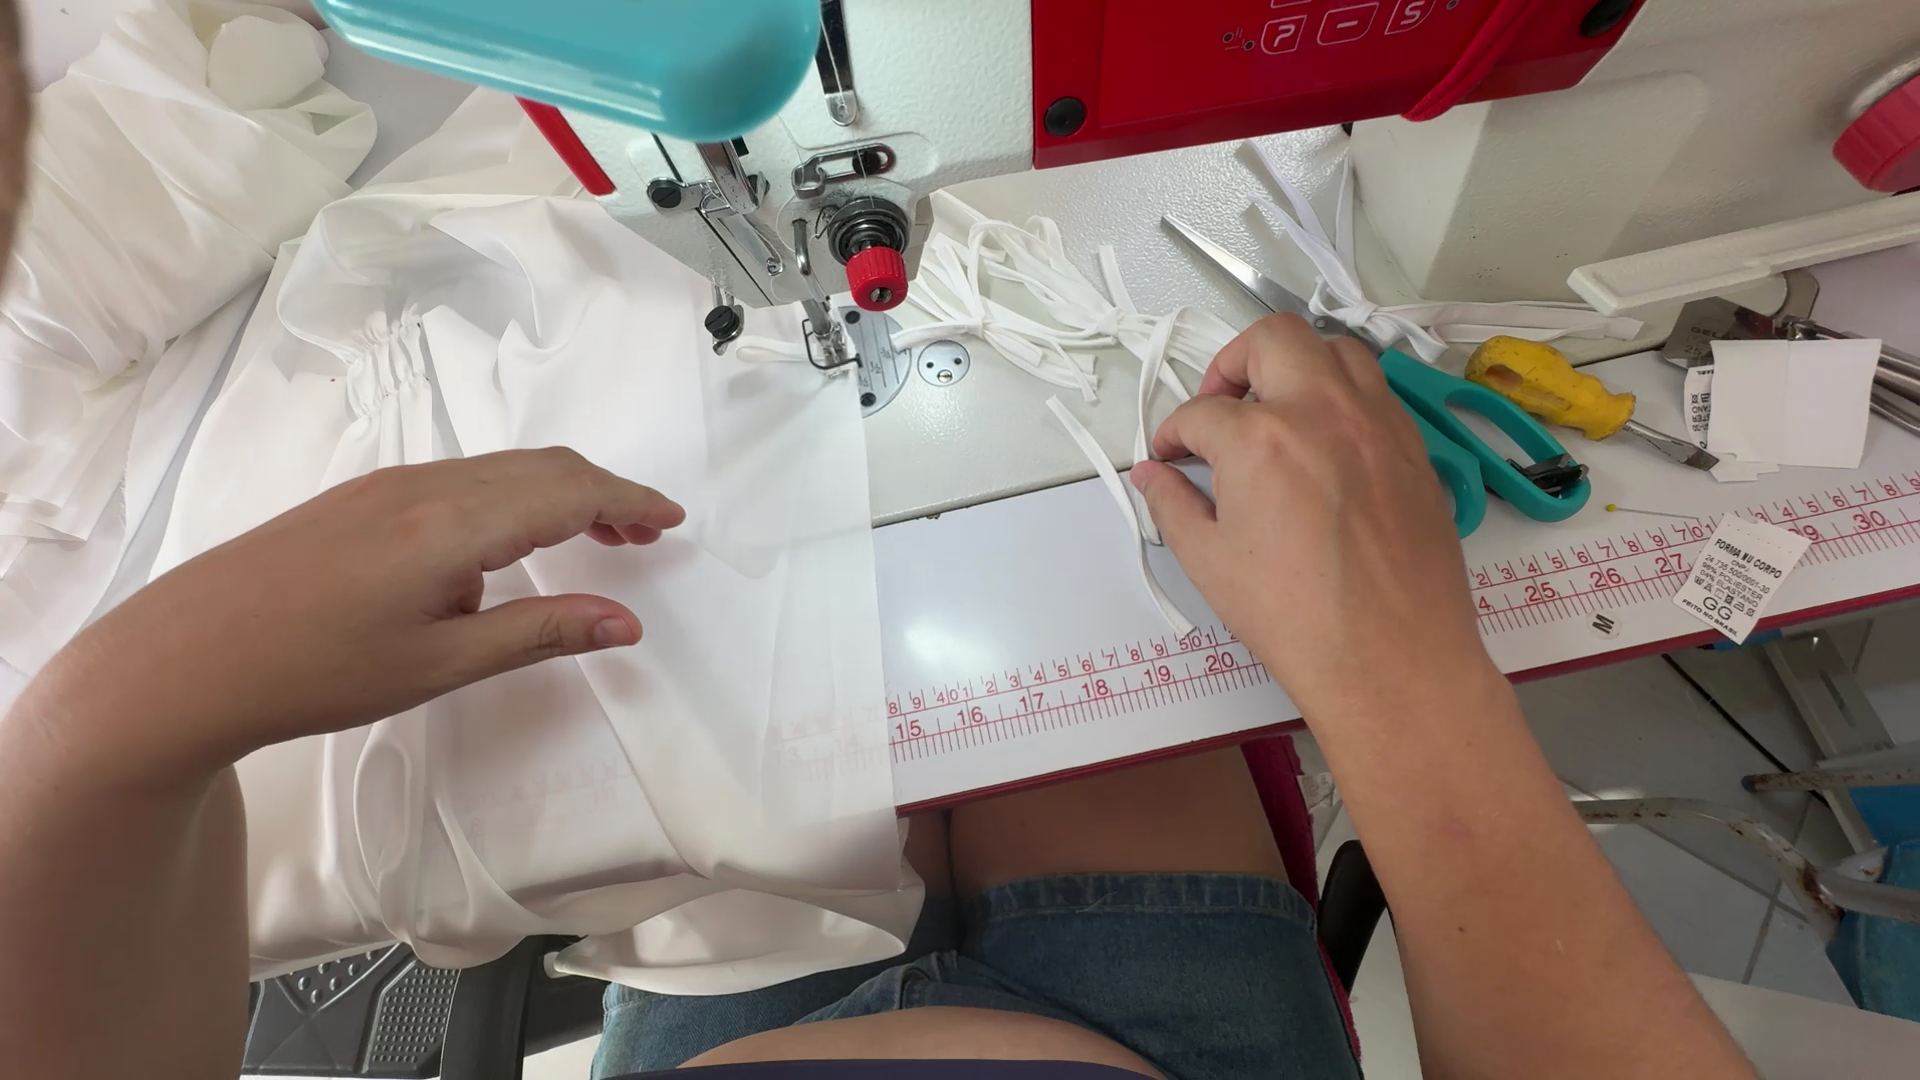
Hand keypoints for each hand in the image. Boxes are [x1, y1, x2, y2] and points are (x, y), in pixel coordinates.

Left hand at [25, 448, 683, 776]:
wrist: (171, 665)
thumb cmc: (314, 673)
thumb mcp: (441, 664)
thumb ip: (543, 633)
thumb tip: (628, 624)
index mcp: (451, 526)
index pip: (570, 493)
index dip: (631, 502)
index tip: (672, 522)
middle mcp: (428, 487)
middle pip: (548, 467)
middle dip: (610, 493)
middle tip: (647, 537)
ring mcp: (394, 484)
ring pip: (512, 467)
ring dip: (570, 492)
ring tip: (602, 539)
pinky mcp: (371, 495)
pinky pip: (475, 476)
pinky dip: (525, 495)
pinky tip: (522, 539)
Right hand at [1131, 315, 1492, 718]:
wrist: (1389, 655)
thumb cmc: (1289, 613)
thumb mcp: (1207, 559)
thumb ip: (1171, 504)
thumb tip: (1150, 476)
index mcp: (1259, 439)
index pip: (1199, 413)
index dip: (1172, 434)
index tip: (1168, 457)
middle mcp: (1321, 411)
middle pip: (1271, 339)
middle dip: (1229, 363)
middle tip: (1217, 408)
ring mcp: (1376, 423)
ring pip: (1333, 349)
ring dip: (1292, 366)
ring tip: (1273, 411)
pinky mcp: (1411, 446)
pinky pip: (1373, 390)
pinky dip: (1337, 394)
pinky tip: (1321, 441)